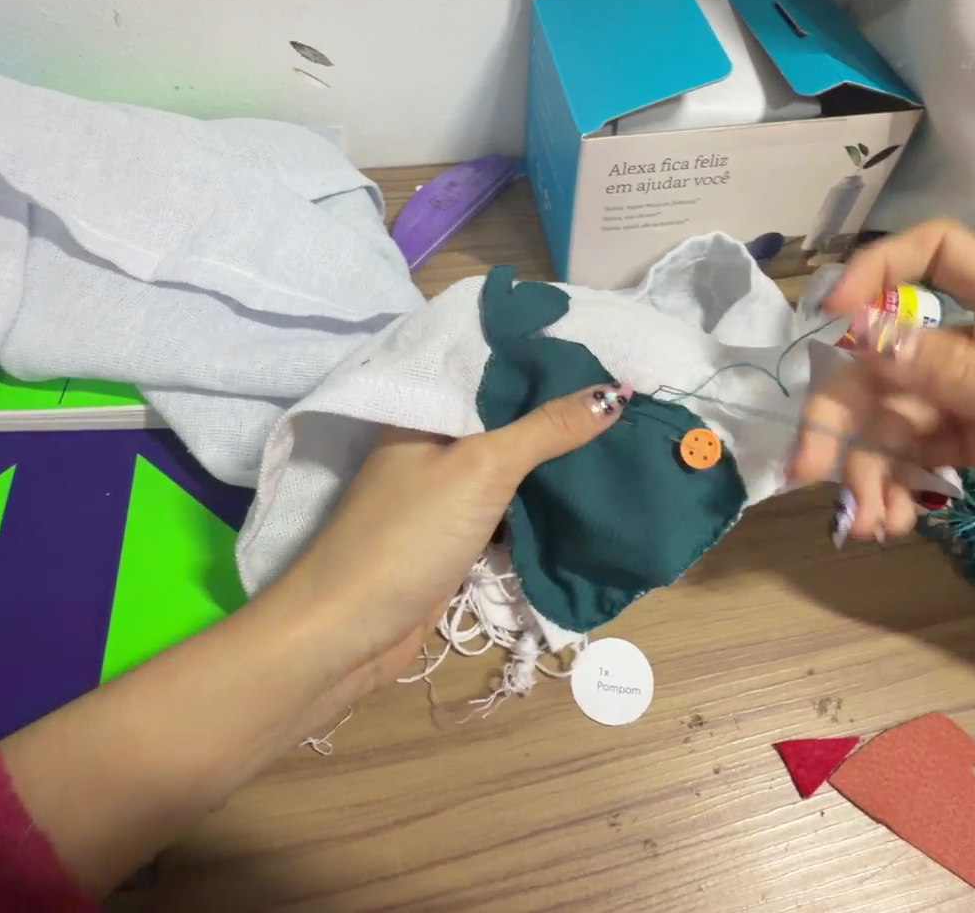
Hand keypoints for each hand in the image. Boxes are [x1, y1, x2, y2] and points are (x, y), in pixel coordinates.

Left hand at [268, 383, 629, 680]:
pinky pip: (508, 496)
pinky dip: (541, 489)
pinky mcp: (456, 527)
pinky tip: (585, 479)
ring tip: (618, 424)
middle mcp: (432, 437)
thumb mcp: (483, 468)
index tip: (603, 343)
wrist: (349, 631)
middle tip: (625, 387)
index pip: (491, 362)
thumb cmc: (410, 533)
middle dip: (559, 403)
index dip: (544, 353)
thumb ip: (546, 429)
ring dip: (555, 448)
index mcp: (425, 405)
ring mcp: (444, 485)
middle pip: (505, 410)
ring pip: (510, 456)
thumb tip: (615, 392)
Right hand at [789, 219, 974, 591]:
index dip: (874, 272)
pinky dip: (893, 483)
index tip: (829, 320)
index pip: (935, 254)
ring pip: (893, 411)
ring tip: (865, 521)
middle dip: (844, 410)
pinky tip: (890, 521)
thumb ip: (958, 377)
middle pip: (888, 355)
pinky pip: (915, 451)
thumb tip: (863, 333)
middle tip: (809, 470)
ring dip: (865, 462)